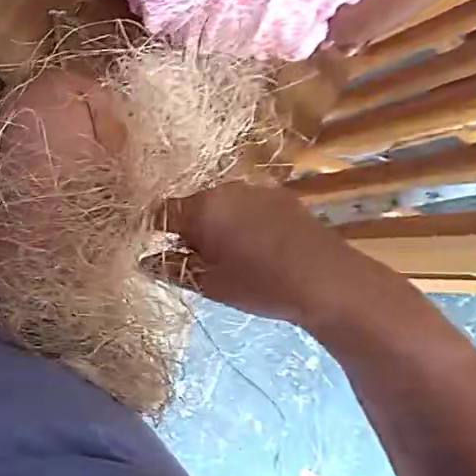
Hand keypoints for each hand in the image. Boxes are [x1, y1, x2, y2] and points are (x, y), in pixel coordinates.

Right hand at [163, 182, 418, 335]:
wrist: (333, 283)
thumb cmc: (262, 285)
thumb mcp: (209, 283)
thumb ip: (171, 268)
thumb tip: (142, 261)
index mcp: (201, 207)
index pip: (159, 212)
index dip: (150, 230)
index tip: (150, 249)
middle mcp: (225, 189)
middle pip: (190, 205)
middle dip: (185, 228)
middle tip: (191, 259)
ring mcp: (255, 190)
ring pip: (219, 205)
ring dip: (214, 224)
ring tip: (226, 256)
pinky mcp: (281, 198)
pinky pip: (245, 206)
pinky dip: (239, 222)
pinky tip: (253, 248)